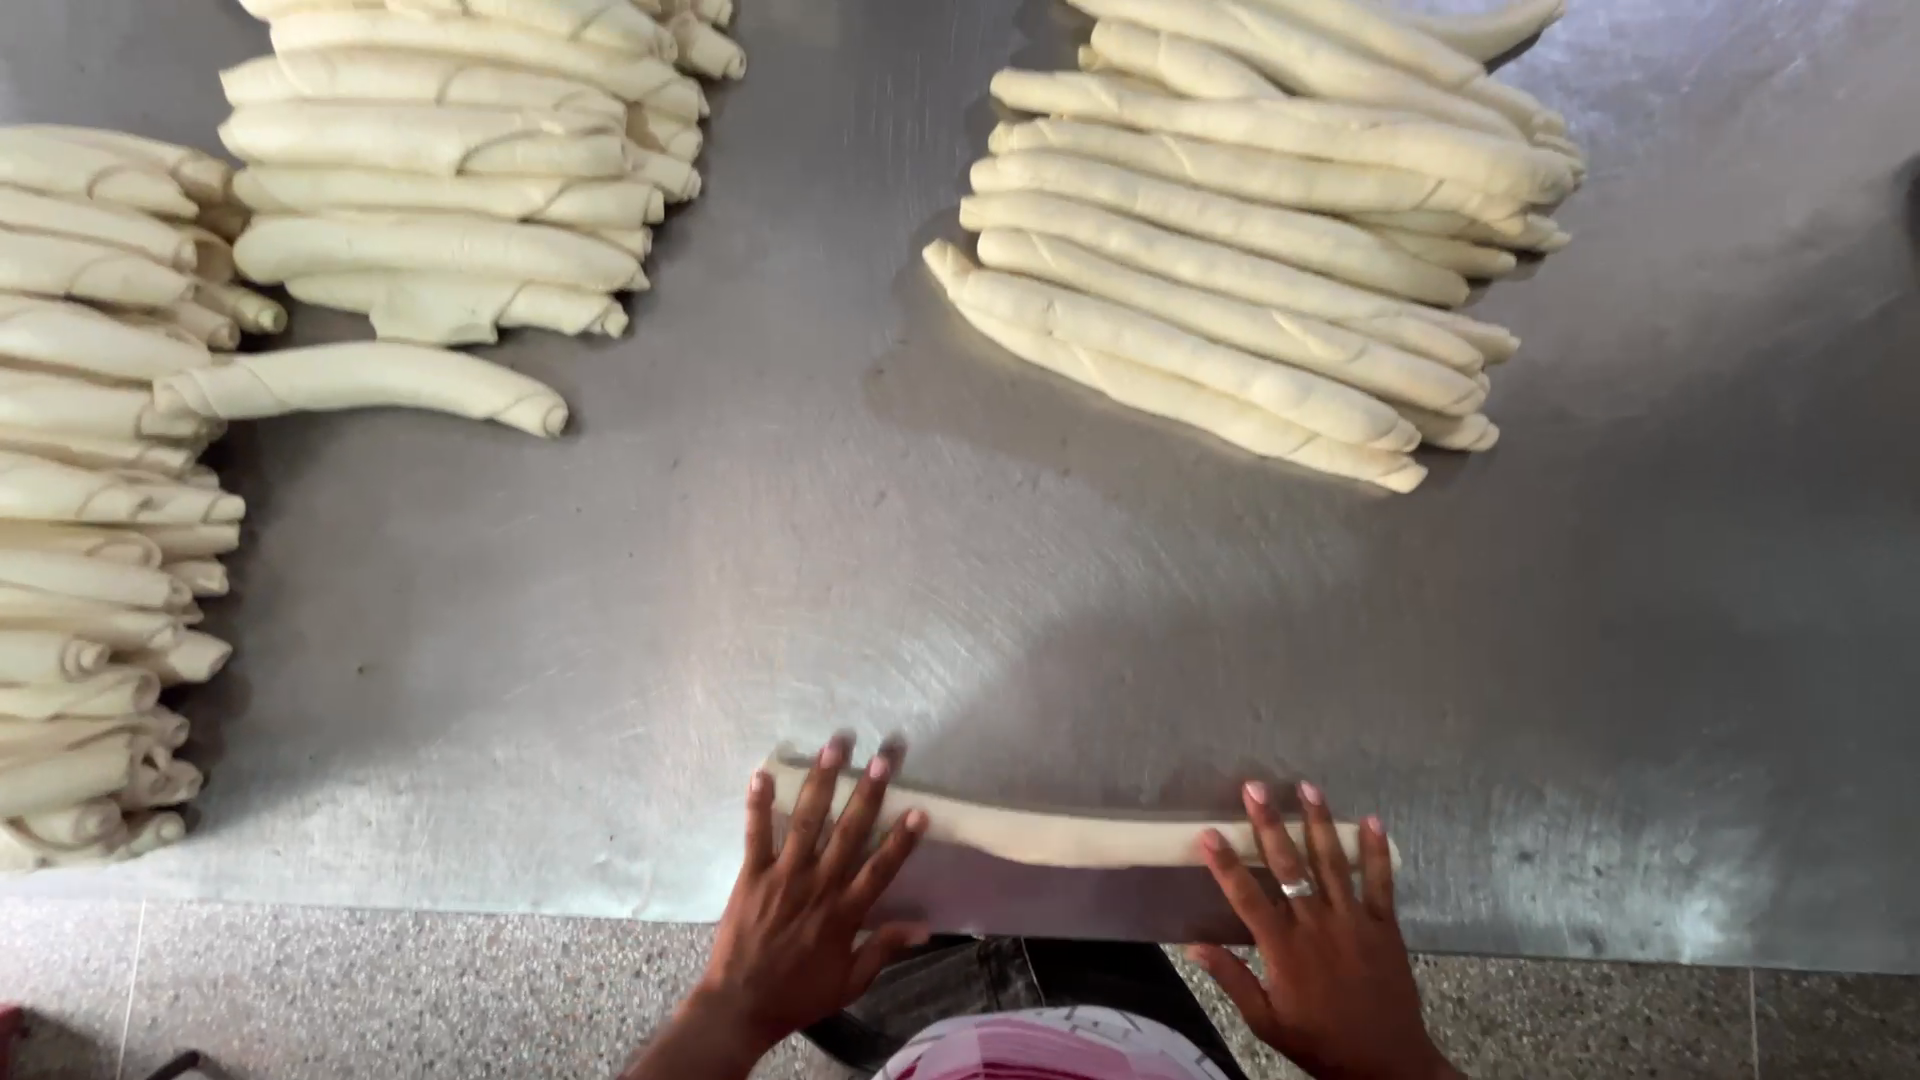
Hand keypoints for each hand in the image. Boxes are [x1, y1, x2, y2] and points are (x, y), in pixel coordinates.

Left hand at [688, 735, 929, 1050]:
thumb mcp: (849, 982)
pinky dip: (758, 804)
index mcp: (844, 912)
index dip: (901, 840)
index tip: (919, 810)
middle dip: (867, 793)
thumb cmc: (798, 994)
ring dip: (822, 782)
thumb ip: (884, 949)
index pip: (880, 868)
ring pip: (806, 821)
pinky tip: (763, 773)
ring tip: (834, 747)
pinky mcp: (751, 874)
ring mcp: (783, 876)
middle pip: (848, 832)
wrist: (739, 1008)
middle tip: (882, 759)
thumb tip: (925, 929)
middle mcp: (818, 885)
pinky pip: (756, 834)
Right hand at [1188, 782, 1458, 1079]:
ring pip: (1332, 863)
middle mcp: (1317, 926)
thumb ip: (1232, 979)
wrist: (1391, 1068)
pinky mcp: (1385, 927)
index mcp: (1284, 949)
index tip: (1208, 832)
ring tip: (1307, 786)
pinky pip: (1380, 883)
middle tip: (1255, 787)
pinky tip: (1372, 820)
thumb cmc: (1320, 1042)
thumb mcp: (1266, 1021)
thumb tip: (1193, 946)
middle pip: (1289, 866)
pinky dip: (1376, 852)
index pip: (1247, 896)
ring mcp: (1354, 923)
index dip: (1225, 863)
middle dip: (1269, 824)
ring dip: (1318, 822)